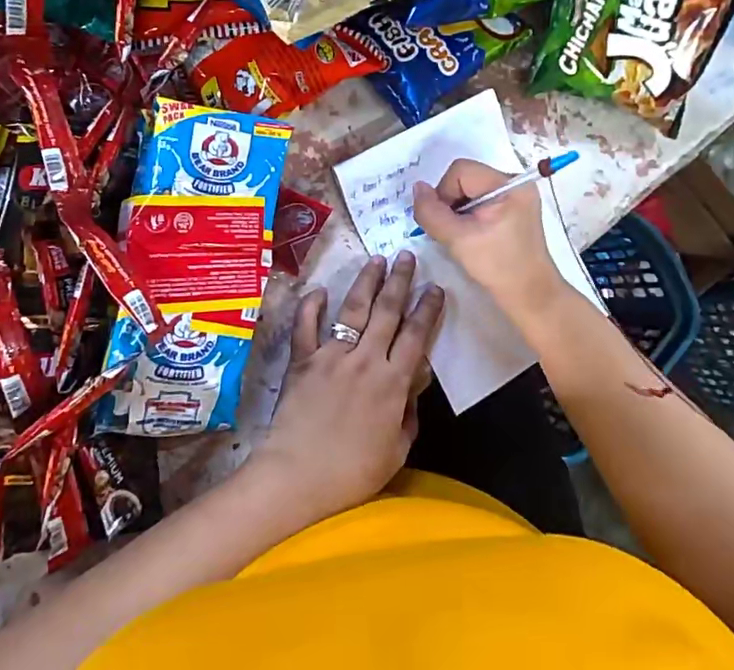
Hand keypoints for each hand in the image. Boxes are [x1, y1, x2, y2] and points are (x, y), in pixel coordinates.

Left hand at [243, 253, 444, 523]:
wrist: (298, 476)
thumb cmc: (352, 473)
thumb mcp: (397, 450)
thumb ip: (408, 414)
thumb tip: (413, 385)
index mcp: (393, 383)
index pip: (417, 335)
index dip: (427, 309)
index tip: (435, 287)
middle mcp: (365, 359)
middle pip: (387, 311)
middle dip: (399, 281)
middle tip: (407, 257)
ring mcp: (331, 355)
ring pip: (353, 309)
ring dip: (366, 282)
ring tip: (376, 260)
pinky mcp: (302, 360)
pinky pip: (306, 325)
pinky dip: (311, 305)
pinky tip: (318, 290)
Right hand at [412, 159, 568, 322]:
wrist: (530, 294)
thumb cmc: (496, 266)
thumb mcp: (457, 239)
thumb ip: (431, 211)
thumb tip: (418, 188)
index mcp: (508, 185)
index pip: (460, 171)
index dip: (444, 193)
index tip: (445, 222)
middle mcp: (515, 183)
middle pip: (466, 177)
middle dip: (451, 202)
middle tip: (452, 230)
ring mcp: (516, 196)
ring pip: (471, 189)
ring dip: (459, 209)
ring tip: (462, 234)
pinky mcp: (514, 209)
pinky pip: (481, 200)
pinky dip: (470, 214)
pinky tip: (472, 235)